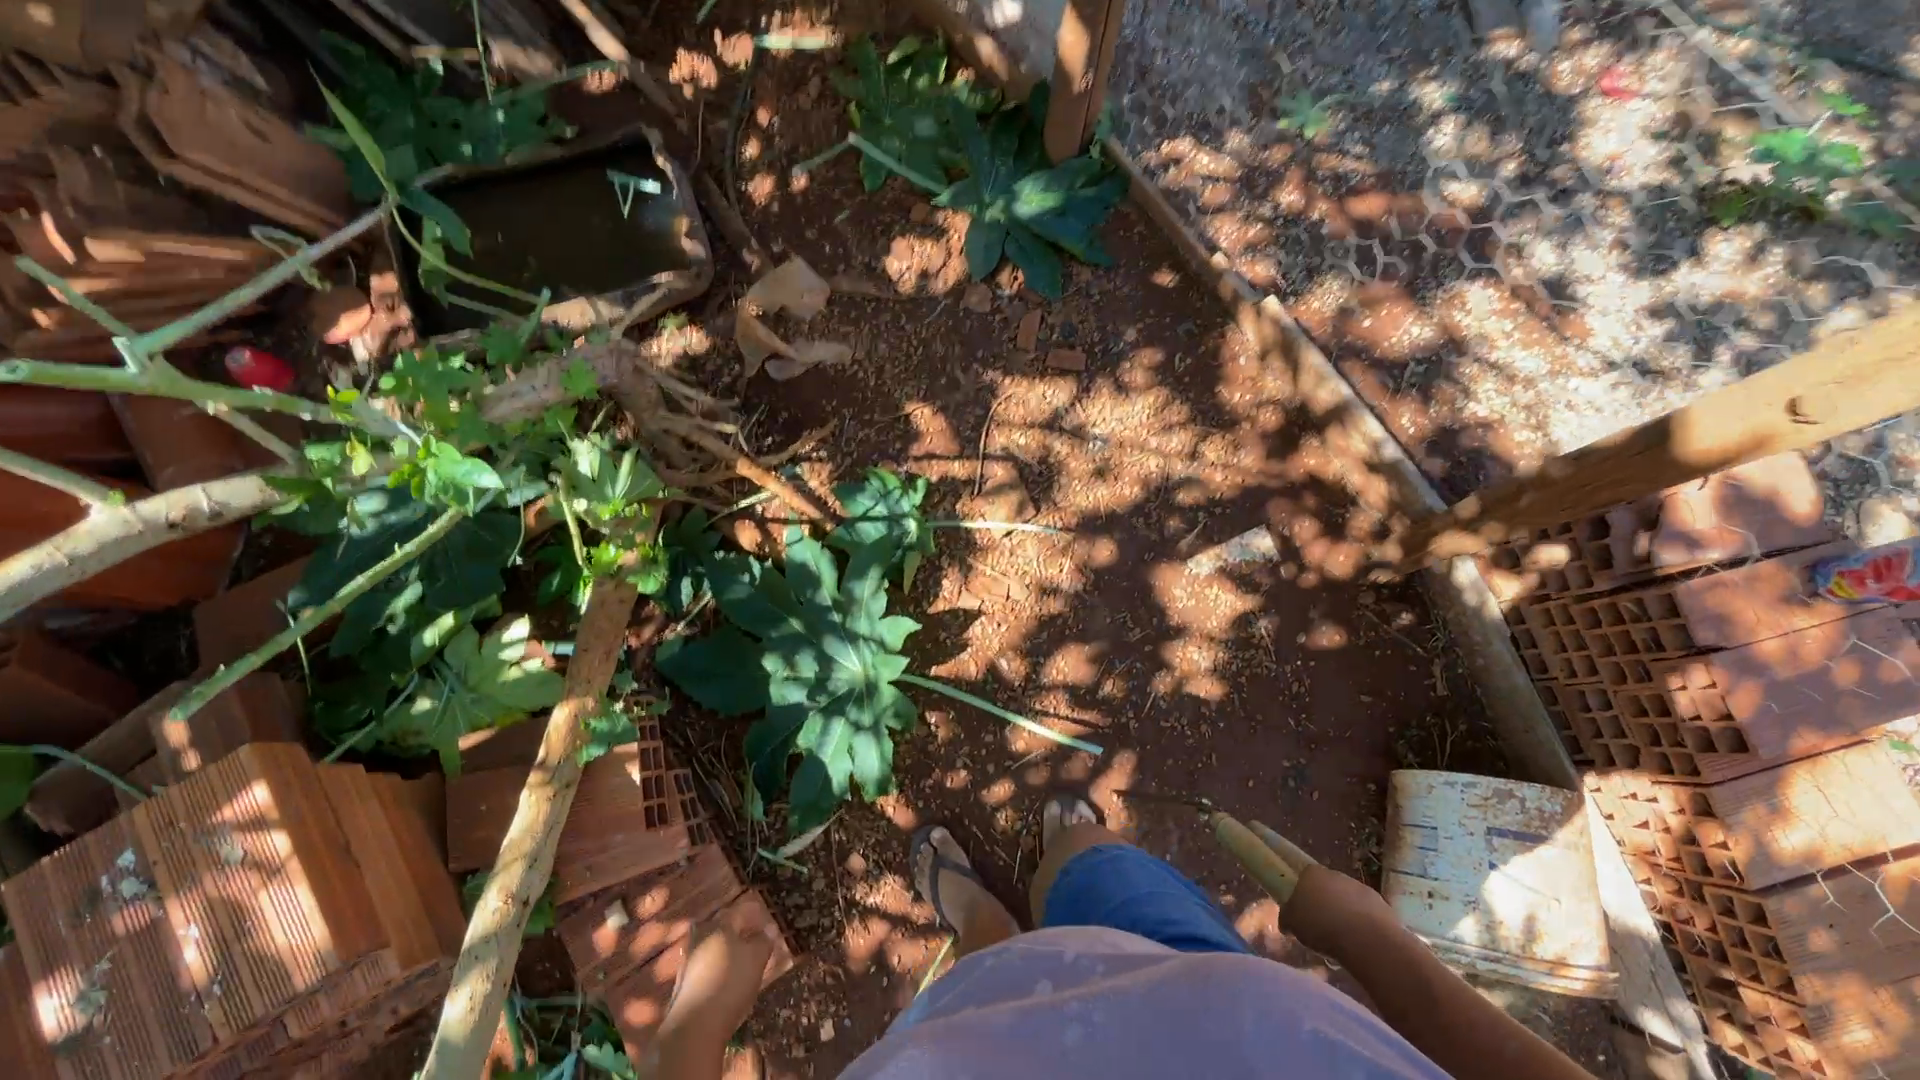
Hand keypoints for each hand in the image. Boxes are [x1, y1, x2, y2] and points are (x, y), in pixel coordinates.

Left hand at [661, 913, 777, 1043]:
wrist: (694, 1026)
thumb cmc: (730, 983)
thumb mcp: (757, 960)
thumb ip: (764, 941)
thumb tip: (768, 930)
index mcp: (719, 926)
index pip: (740, 911)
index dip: (756, 915)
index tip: (768, 924)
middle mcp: (701, 937)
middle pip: (720, 925)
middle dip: (736, 928)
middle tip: (752, 937)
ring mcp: (688, 960)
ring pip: (710, 945)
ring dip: (724, 948)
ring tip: (740, 959)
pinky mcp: (683, 982)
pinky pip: (703, 964)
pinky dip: (715, 965)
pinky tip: (724, 978)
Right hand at [1279, 864, 1397, 958]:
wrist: (1366, 940)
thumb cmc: (1321, 927)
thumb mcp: (1292, 924)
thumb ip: (1288, 918)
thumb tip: (1287, 920)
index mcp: (1312, 874)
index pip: (1303, 876)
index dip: (1302, 893)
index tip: (1301, 910)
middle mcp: (1336, 875)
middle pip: (1327, 887)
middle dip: (1324, 902)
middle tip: (1320, 925)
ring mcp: (1361, 888)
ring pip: (1348, 899)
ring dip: (1344, 913)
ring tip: (1341, 937)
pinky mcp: (1382, 904)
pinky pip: (1366, 913)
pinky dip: (1362, 923)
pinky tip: (1359, 941)